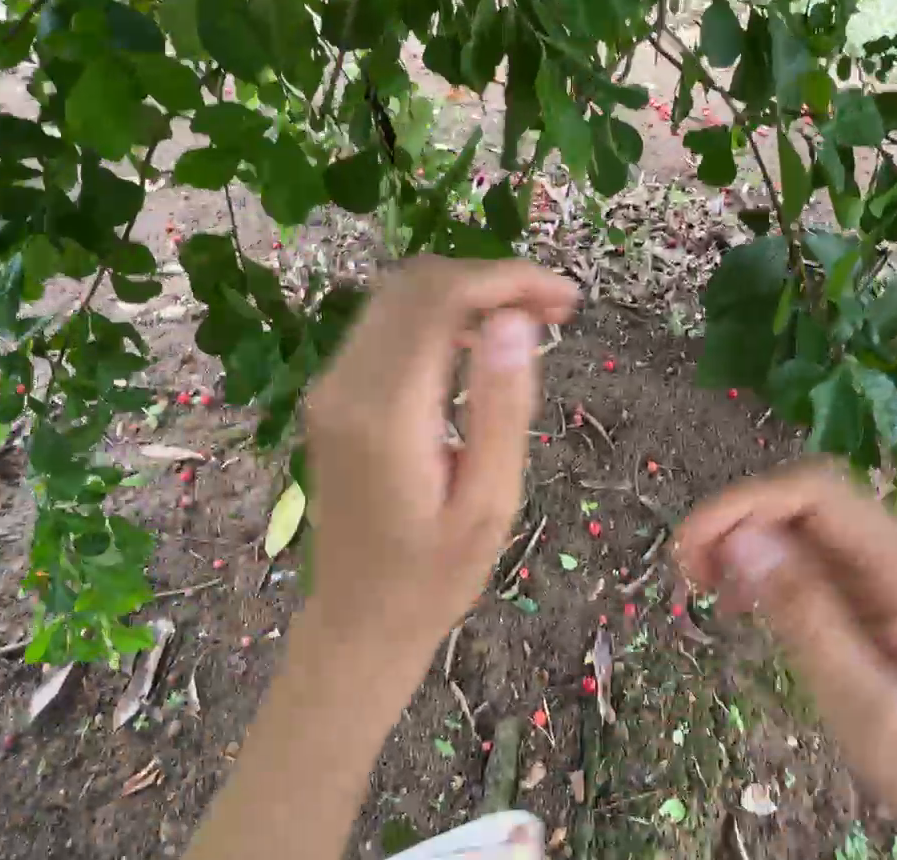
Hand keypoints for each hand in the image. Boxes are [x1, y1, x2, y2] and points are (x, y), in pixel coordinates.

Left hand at [303, 256, 579, 646]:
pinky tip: (482, 340)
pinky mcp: (334, 394)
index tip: (564, 298)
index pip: (442, 299)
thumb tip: (516, 320)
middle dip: (492, 278)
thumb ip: (501, 406)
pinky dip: (440, 313)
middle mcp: (346, 384)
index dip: (508, 280)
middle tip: (556, 307)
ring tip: (530, 319)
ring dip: (467, 291)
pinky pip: (387, 325)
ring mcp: (332, 386)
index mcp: (387, 412)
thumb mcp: (490, 502)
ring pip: (400, 295)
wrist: (358, 620)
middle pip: (417, 283)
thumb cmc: (435, 575)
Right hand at [677, 462, 896, 859]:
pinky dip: (775, 573)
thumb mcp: (864, 705)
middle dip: (743, 521)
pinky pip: (822, 563)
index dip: (746, 503)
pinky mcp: (889, 599)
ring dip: (754, 544)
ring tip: (709, 588)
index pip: (820, 494)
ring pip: (812, 528)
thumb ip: (805, 615)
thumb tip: (741, 537)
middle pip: (813, 503)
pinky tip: (748, 606)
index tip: (690, 545)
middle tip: (691, 571)